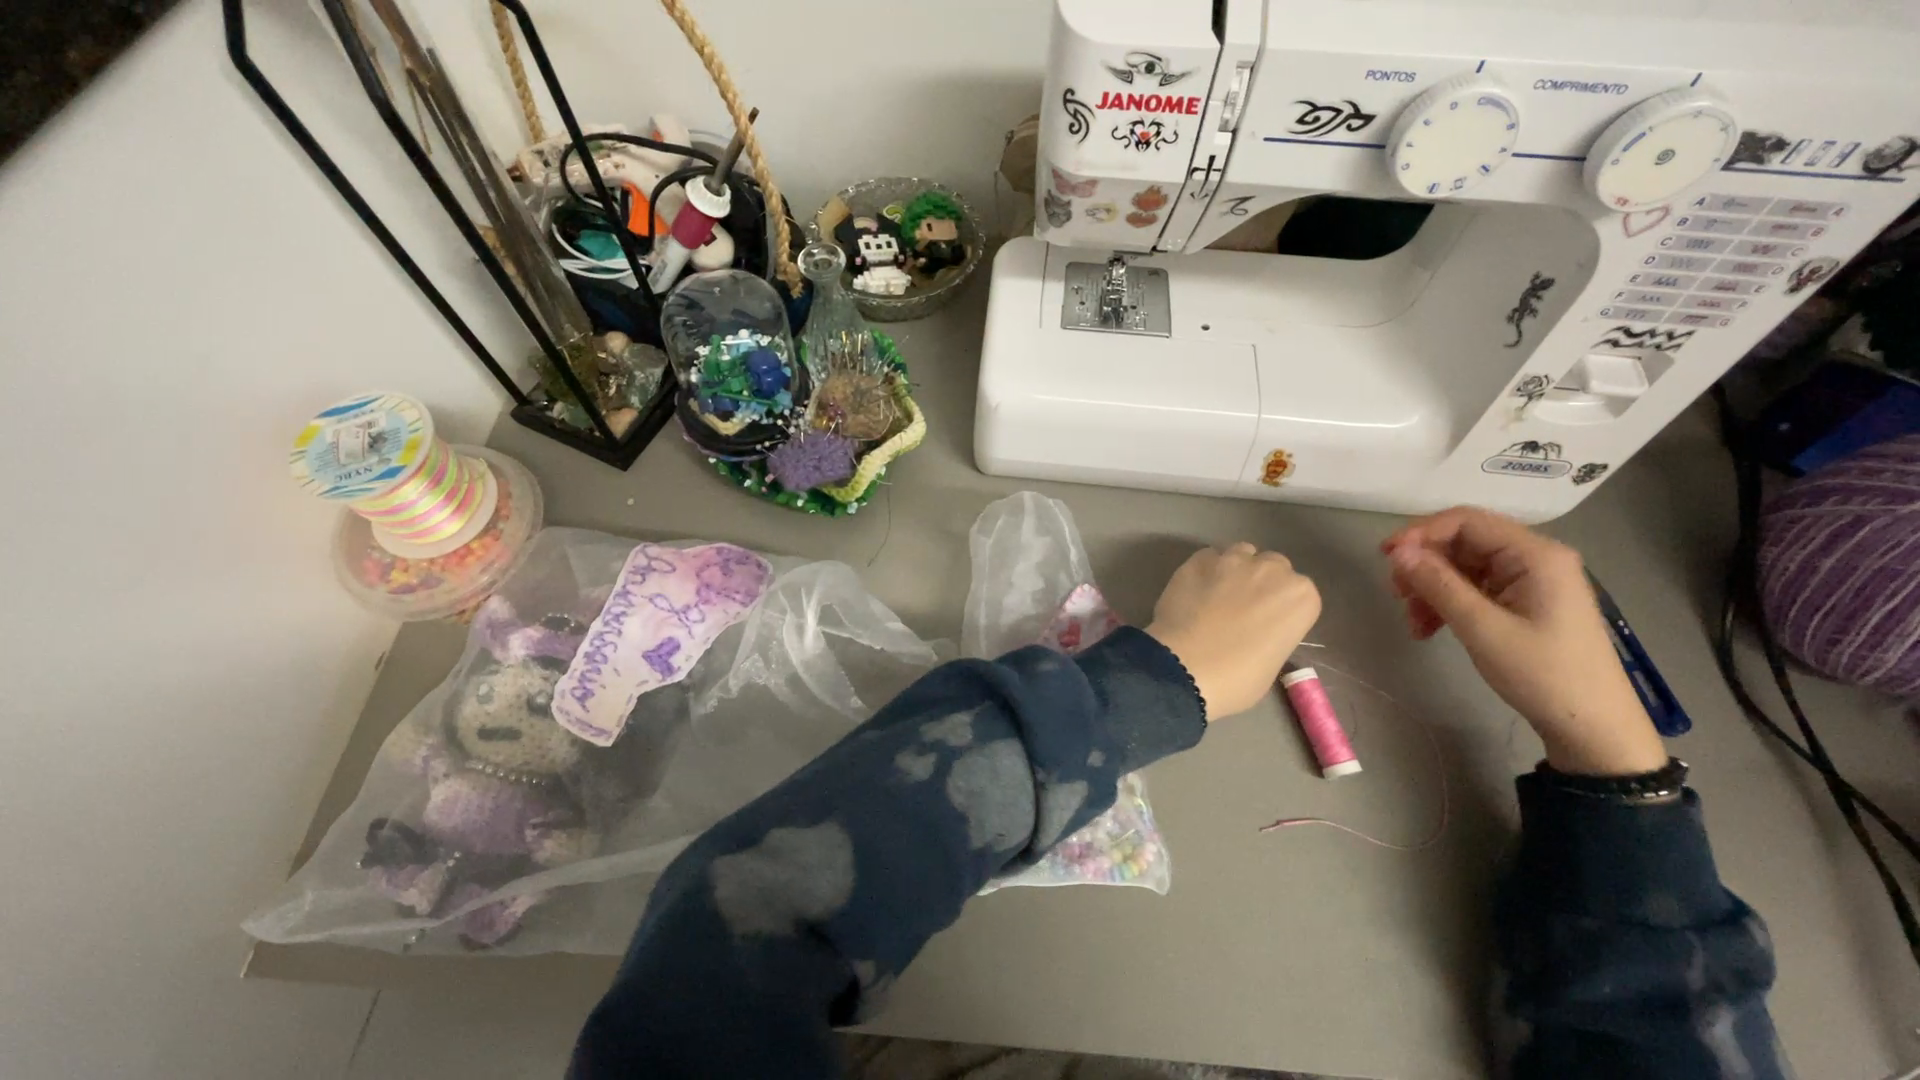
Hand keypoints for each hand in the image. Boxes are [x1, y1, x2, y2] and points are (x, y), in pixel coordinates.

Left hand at [1146, 543, 1321, 720]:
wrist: (1186, 667)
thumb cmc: (1238, 678)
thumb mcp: (1273, 662)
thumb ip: (1273, 634)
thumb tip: (1255, 631)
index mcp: (1302, 596)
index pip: (1299, 594)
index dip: (1281, 608)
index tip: (1267, 624)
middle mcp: (1272, 569)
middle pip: (1273, 567)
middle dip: (1261, 583)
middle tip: (1242, 609)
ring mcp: (1233, 559)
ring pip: (1241, 554)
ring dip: (1235, 570)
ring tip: (1217, 596)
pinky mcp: (1198, 559)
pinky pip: (1208, 558)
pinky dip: (1205, 571)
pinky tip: (1194, 591)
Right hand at [1382, 507, 1666, 776]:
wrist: (1592, 725)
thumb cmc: (1542, 674)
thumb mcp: (1481, 628)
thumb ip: (1439, 584)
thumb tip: (1398, 551)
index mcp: (1535, 554)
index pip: (1466, 521)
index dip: (1421, 533)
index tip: (1385, 558)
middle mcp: (1535, 558)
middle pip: (1463, 542)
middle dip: (1424, 566)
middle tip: (1396, 596)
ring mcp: (1530, 580)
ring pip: (1463, 567)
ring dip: (1431, 588)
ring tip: (1414, 622)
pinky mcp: (1524, 602)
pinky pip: (1474, 588)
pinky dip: (1447, 603)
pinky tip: (1429, 628)